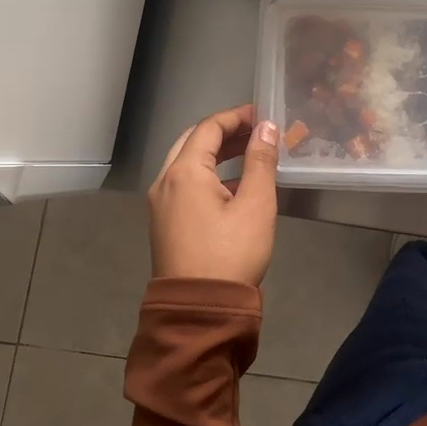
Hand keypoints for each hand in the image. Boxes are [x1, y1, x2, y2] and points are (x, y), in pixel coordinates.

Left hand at [147, 104, 278, 285]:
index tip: (262, 115)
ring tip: (249, 154)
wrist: (200, 310)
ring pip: (186, 163)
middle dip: (224, 132)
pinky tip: (233, 186)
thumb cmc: (231, 254)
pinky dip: (207, 174)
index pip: (208, 128)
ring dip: (216, 153)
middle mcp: (165, 181)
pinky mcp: (164, 222)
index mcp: (184, 172)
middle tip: (255, 132)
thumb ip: (260, 161)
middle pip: (193, 141)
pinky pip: (184, 184)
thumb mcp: (256, 205)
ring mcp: (160, 204)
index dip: (236, 117)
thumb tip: (266, 128)